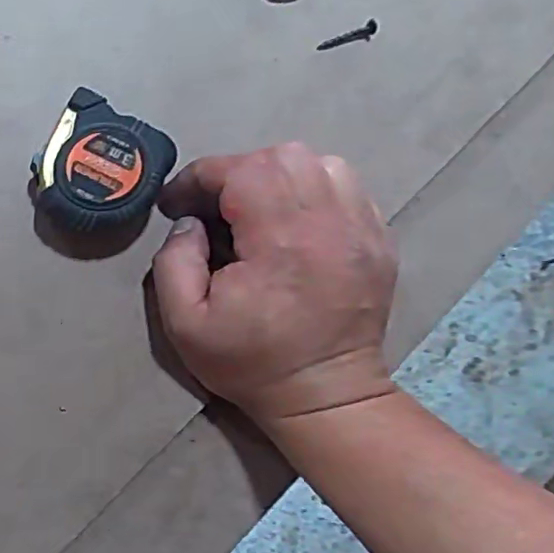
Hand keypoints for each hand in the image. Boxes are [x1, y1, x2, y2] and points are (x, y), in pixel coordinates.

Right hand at [151, 143, 397, 424]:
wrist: (324, 395)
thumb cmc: (249, 363)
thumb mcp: (185, 324)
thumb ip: (175, 263)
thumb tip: (189, 223)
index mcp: (281, 243)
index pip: (242, 171)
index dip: (201, 177)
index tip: (178, 201)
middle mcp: (330, 224)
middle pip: (283, 157)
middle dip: (236, 172)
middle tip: (214, 207)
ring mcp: (362, 229)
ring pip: (319, 163)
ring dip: (276, 176)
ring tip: (253, 211)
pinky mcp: (378, 239)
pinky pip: (345, 187)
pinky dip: (310, 190)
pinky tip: (291, 223)